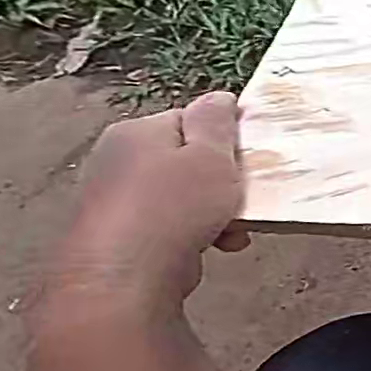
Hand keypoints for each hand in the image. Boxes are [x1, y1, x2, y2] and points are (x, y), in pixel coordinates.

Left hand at [46, 92, 249, 306]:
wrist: (126, 274)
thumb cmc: (175, 206)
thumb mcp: (210, 157)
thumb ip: (216, 123)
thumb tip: (219, 96)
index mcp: (137, 133)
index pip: (194, 119)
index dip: (228, 136)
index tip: (252, 156)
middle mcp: (119, 157)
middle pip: (191, 155)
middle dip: (227, 174)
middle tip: (248, 190)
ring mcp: (118, 194)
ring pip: (188, 188)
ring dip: (220, 204)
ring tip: (236, 222)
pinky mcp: (125, 227)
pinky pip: (177, 216)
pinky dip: (203, 225)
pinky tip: (221, 240)